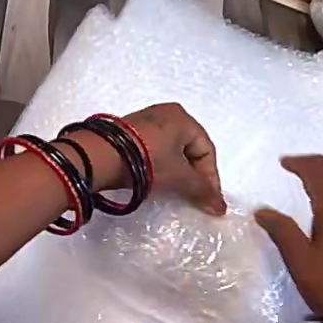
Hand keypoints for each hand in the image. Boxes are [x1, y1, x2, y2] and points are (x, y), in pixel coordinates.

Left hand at [76, 103, 225, 214]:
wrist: (101, 157)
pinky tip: (155, 182)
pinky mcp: (128, 134)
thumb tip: (221, 208)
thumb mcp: (179, 177)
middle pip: (188, 149)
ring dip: (175, 172)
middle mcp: (165, 113)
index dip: (211, 177)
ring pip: (170, 151)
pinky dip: (159, 167)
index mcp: (183, 117)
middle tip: (193, 196)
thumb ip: (201, 190)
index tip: (208, 200)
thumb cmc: (148, 161)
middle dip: (193, 175)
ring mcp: (144, 122)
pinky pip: (153, 152)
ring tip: (174, 192)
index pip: (207, 150)